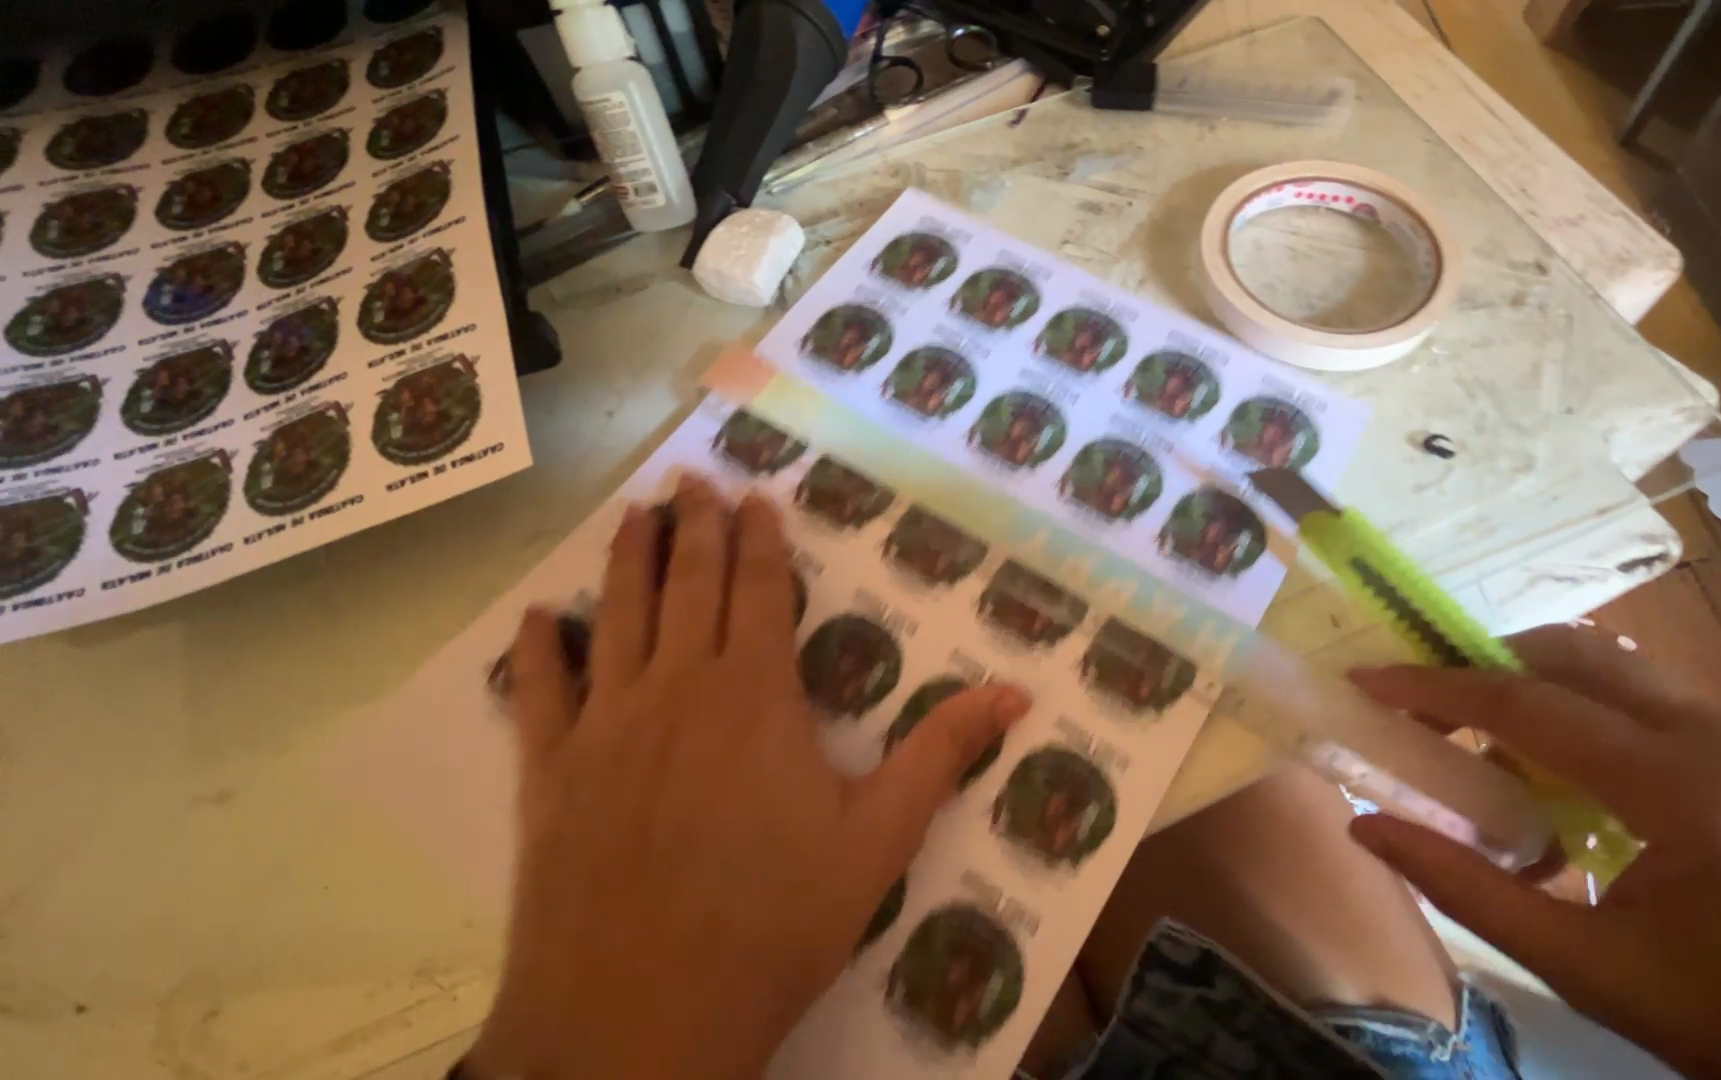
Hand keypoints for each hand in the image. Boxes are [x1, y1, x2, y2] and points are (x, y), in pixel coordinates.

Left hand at [470, 476, 1031, 1078]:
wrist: (641, 1019)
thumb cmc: (776, 920)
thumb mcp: (880, 838)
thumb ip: (943, 754)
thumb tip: (1015, 695)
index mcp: (754, 695)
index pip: (758, 591)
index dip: (759, 539)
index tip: (755, 496)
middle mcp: (676, 687)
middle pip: (687, 584)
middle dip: (693, 526)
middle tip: (691, 479)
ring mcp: (605, 725)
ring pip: (616, 615)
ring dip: (627, 558)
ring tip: (632, 514)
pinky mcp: (549, 772)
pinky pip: (538, 693)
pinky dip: (537, 650)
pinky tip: (537, 619)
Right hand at [1348, 627, 1720, 1079]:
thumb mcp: (1592, 970)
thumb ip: (1468, 889)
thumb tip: (1366, 827)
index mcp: (1688, 788)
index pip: (1527, 705)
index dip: (1433, 686)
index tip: (1367, 677)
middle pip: (1579, 656)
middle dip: (1486, 662)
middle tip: (1425, 701)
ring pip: (1624, 676)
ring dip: (1539, 690)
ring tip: (1487, 744)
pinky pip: (1662, 711)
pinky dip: (1592, 720)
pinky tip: (1574, 781)